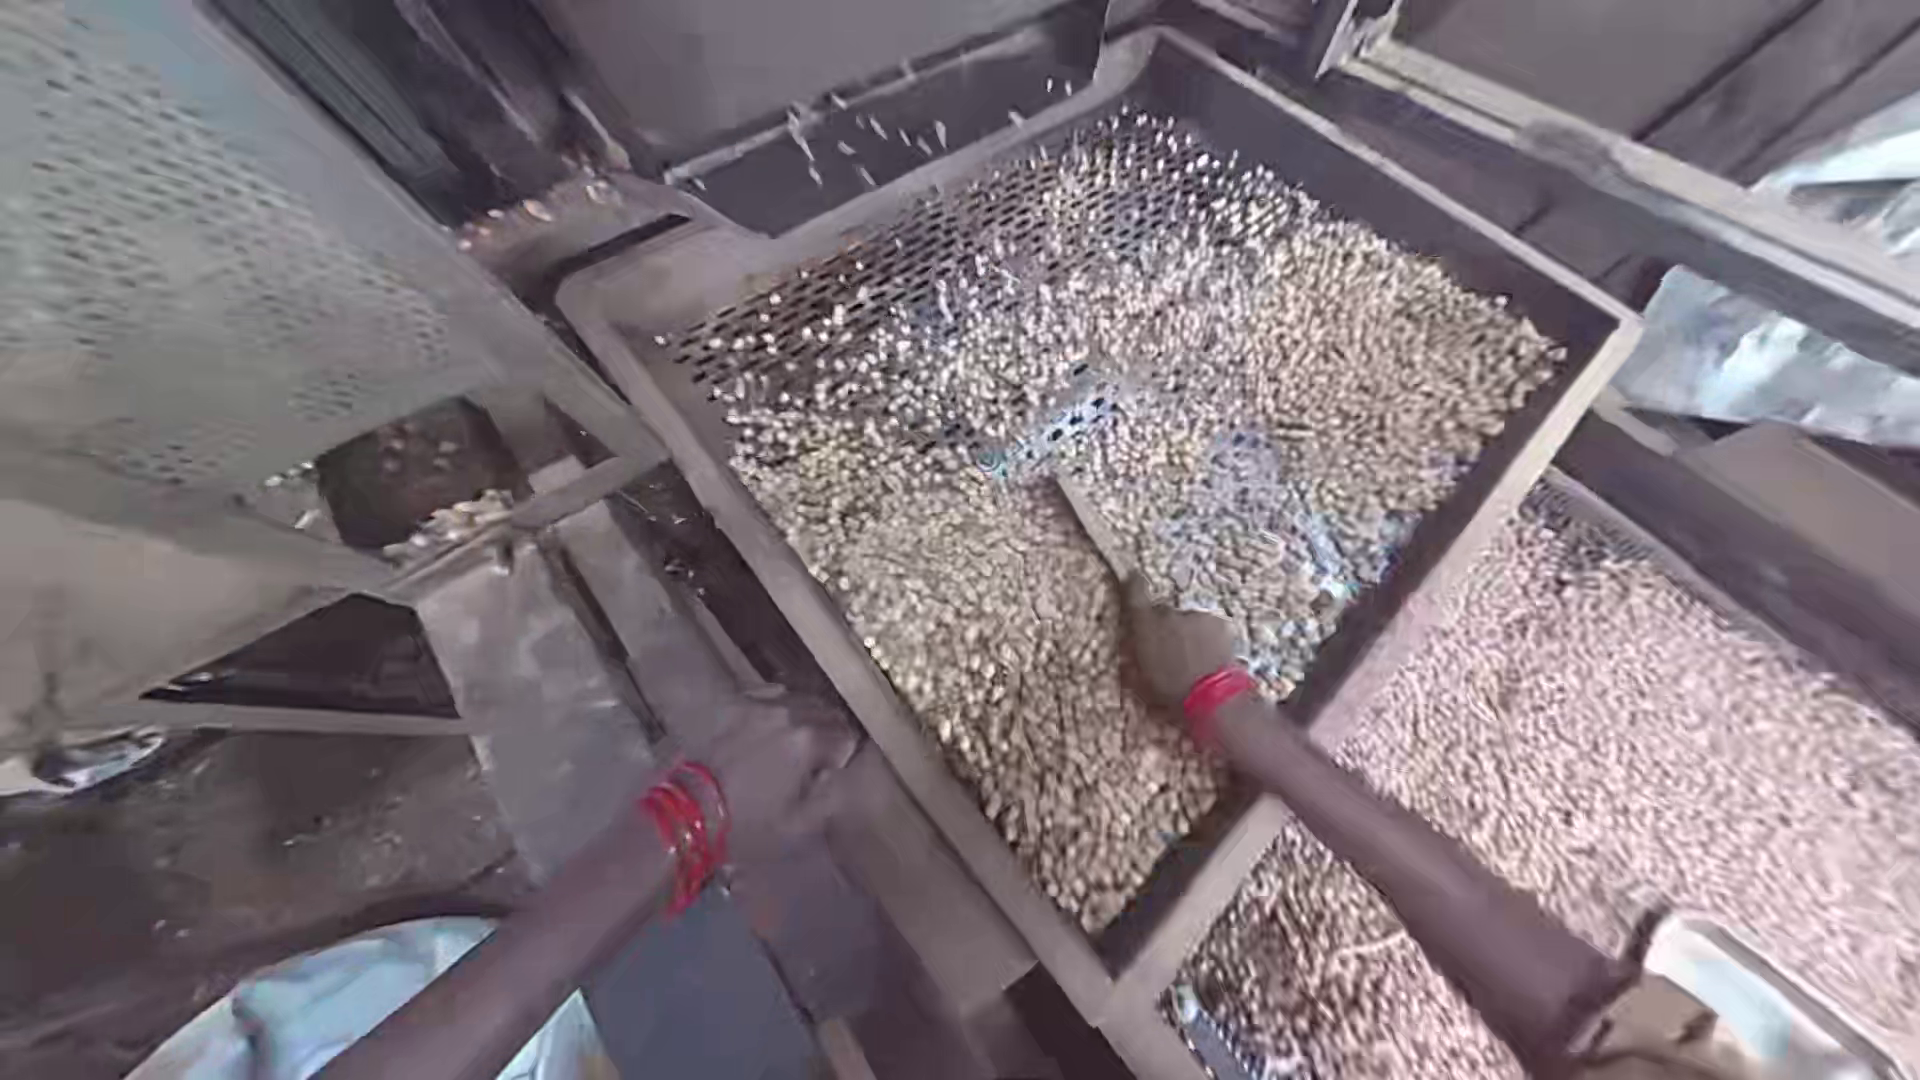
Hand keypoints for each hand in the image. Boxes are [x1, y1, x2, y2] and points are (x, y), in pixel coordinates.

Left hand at [687, 695, 855, 861]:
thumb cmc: (746, 826)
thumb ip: (830, 796)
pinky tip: (775, 720)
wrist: (686, 813)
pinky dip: (781, 704)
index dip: (844, 756)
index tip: (834, 771)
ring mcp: (761, 703)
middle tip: (821, 755)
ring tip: (799, 737)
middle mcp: (789, 713)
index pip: (847, 737)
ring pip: (802, 698)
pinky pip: (772, 692)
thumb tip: (838, 773)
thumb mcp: (798, 826)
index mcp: (809, 740)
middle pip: (828, 712)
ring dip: (809, 716)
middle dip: (831, 732)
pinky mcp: (737, 701)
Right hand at [1124, 575, 1240, 710]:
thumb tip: (1128, 650)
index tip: (1132, 577)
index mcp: (1144, 624)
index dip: (1132, 583)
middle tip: (1170, 651)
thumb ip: (1131, 658)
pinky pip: (1209, 627)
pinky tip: (1211, 659)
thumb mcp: (1138, 681)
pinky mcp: (1219, 623)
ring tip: (1195, 662)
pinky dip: (1209, 639)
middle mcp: (1168, 613)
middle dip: (1165, 627)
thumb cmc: (1170, 692)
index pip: (1133, 592)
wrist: (1213, 698)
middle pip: (1163, 612)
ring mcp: (1195, 616)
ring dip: (1189, 635)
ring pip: (1188, 621)